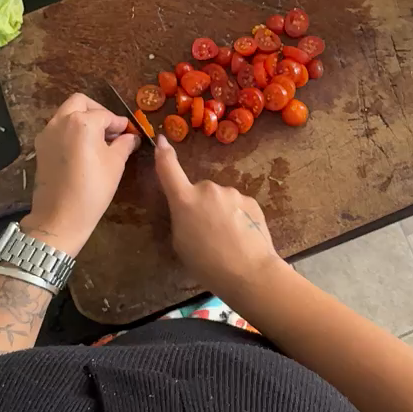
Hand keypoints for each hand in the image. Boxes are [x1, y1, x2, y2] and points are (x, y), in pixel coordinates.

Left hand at [23, 93, 139, 254]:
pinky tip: (83, 149)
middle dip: (97, 111)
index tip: (129, 133)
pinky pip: (57, 128)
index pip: (106, 115)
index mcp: (82, 122)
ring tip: (98, 140)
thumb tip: (130, 137)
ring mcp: (47, 133)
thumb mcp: (115, 164)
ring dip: (82, 119)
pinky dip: (71, 130)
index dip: (120, 123)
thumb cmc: (93, 189)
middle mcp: (61, 121)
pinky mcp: (40, 146)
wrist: (60, 216)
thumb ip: (124, 144)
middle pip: (80, 102)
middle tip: (111, 129)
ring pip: (66, 113)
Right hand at [153, 136, 281, 291]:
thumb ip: (182, 219)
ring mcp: (231, 193)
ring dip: (221, 213)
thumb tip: (191, 211)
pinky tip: (242, 237)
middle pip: (200, 192)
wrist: (248, 271)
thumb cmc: (207, 264)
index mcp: (185, 200)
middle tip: (207, 234)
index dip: (163, 154)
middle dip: (201, 206)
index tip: (162, 140)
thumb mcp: (181, 243)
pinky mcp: (250, 200)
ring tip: (227, 240)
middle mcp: (208, 189)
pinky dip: (238, 218)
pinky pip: (238, 206)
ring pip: (221, 200)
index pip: (169, 170)